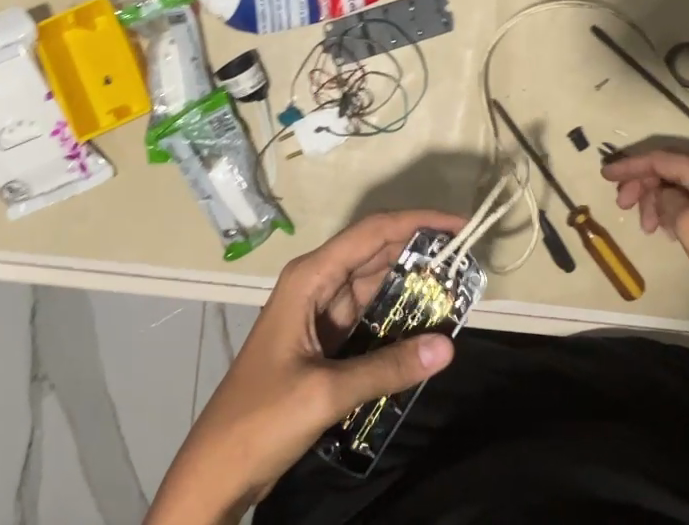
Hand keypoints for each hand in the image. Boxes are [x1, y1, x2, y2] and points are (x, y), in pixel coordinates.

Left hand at [148, 210, 466, 522]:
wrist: (218, 466)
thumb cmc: (261, 418)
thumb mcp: (326, 391)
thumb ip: (388, 367)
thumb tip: (448, 346)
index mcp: (309, 278)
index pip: (371, 233)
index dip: (417, 222)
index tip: (461, 225)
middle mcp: (316, 284)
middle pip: (376, 252)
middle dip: (421, 250)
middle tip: (469, 258)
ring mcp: (320, 313)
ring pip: (375, 284)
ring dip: (413, 282)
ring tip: (459, 285)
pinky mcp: (325, 342)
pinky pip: (370, 316)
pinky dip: (399, 314)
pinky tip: (428, 322)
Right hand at [602, 150, 688, 330]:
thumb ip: (668, 199)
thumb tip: (661, 193)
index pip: (661, 159)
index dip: (630, 165)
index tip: (604, 175)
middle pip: (669, 168)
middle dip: (641, 183)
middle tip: (622, 207)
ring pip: (677, 185)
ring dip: (655, 200)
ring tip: (647, 228)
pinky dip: (670, 210)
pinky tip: (665, 230)